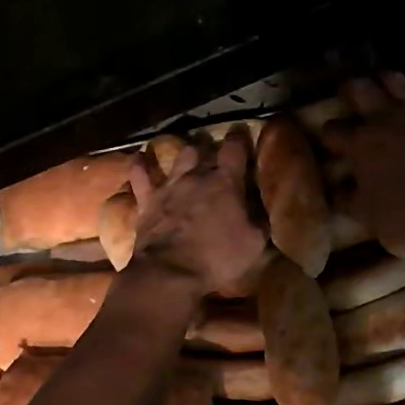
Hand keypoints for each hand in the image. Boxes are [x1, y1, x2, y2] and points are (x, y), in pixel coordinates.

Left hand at [127, 129, 264, 294]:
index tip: (242, 131)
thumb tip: (265, 208)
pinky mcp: (147, 201)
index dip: (240, 138)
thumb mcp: (253, 244)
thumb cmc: (218, 258)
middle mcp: (196, 176)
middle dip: (211, 145)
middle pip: (204, 149)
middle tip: (216, 146)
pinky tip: (140, 157)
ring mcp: (169, 186)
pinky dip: (141, 165)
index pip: (235, 149)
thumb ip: (260, 221)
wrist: (170, 273)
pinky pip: (140, 176)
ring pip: (177, 157)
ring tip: (189, 149)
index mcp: (226, 182)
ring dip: (185, 151)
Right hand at [318, 72, 404, 249]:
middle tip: (347, 98)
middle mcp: (384, 117)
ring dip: (385, 80)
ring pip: (395, 79)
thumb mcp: (367, 214)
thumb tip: (334, 191)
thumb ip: (346, 200)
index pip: (332, 130)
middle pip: (358, 88)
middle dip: (348, 91)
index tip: (329, 144)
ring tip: (381, 85)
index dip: (327, 136)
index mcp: (360, 142)